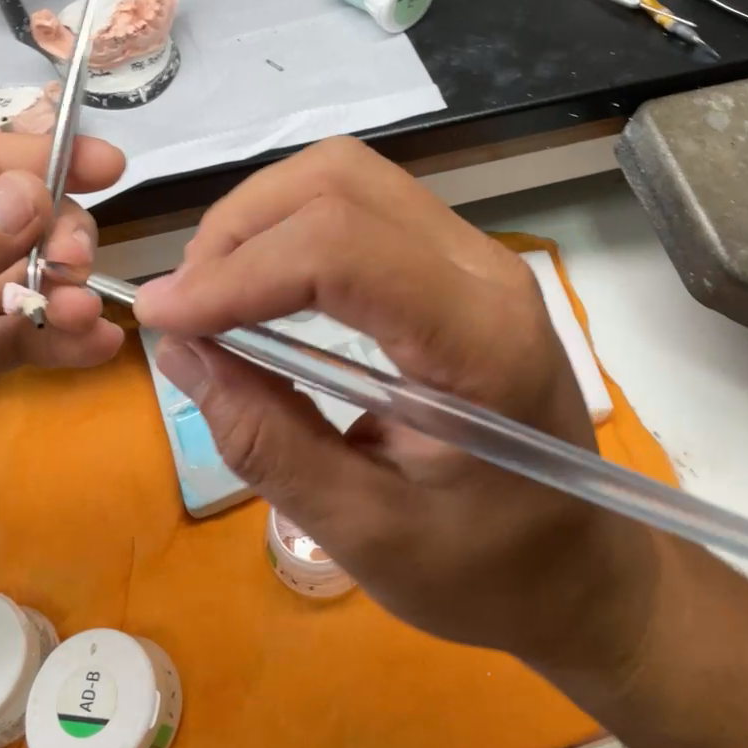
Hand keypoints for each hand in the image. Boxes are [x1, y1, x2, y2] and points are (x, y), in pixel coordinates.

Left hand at [0, 134, 127, 522]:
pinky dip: (66, 342)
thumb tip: (35, 191)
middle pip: (28, 222)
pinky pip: (31, 341)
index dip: (49, 157)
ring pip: (37, 283)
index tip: (109, 166)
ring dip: (69, 294)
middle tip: (72, 265)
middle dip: (62, 236)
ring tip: (80, 316)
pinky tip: (94, 348)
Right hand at [132, 138, 657, 673]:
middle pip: (342, 182)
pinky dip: (294, 230)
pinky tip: (263, 287)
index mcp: (480, 340)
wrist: (582, 565)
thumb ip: (268, 440)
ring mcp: (475, 256)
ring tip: (215, 294)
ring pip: (349, 178)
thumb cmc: (489, 568)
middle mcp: (484, 269)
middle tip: (189, 305)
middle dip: (242, 227)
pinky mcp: (458, 264)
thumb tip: (182, 351)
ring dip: (263, 220)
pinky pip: (363, 207)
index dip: (238, 271)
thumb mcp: (367, 531)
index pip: (343, 250)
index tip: (165, 318)